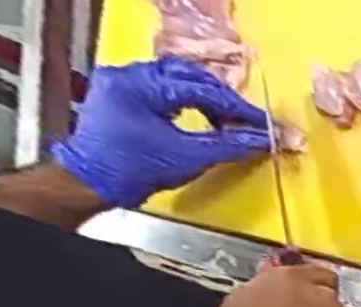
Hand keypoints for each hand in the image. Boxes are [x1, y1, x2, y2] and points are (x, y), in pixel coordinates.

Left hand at [53, 57, 270, 208]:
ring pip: (175, 77)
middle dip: (222, 97)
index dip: (236, 106)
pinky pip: (163, 86)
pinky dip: (189, 99)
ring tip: (228, 121)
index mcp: (140, 86)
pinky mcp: (123, 92)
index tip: (263, 123)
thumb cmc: (141, 169)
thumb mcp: (191, 157)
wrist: (96, 179)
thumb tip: (264, 140)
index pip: (199, 88)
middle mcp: (128, 74)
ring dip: (207, 97)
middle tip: (248, 120)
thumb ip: (229, 145)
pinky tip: (204, 117)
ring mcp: (122, 80)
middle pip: (186, 74)